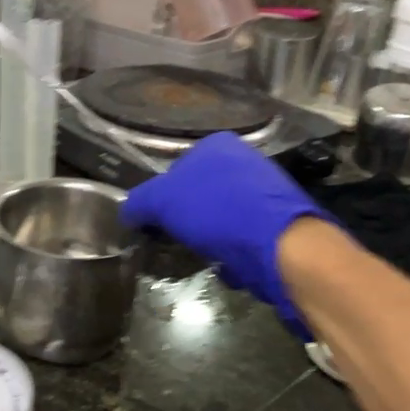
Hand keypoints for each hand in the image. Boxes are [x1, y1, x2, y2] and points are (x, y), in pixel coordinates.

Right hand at [121, 132, 336, 335]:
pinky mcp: (279, 223)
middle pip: (198, 196)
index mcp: (217, 145)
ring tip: (205, 256)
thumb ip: (138, 202)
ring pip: (220, 219)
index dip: (162, 200)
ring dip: (209, 240)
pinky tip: (231, 265)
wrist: (282, 247)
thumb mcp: (161, 201)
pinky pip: (242, 238)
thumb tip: (127, 212)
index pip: (175, 170)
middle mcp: (244, 161)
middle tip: (177, 242)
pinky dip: (233, 253)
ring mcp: (265, 192)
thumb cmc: (217, 212)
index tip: (155, 224)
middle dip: (187, 222)